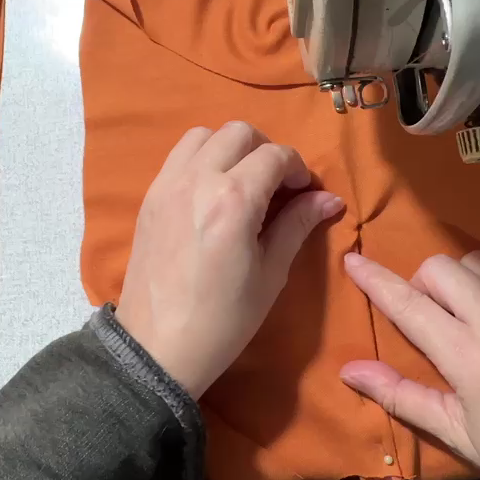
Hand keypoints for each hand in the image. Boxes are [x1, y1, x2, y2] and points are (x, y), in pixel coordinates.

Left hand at [115, 122, 343, 397]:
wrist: (157, 347)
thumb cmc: (224, 319)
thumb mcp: (271, 274)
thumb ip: (298, 225)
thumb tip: (330, 199)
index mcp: (234, 199)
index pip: (275, 156)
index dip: (298, 168)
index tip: (305, 192)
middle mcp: (198, 178)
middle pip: (239, 132)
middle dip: (265, 150)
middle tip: (276, 185)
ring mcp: (168, 183)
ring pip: (203, 134)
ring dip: (230, 148)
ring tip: (242, 183)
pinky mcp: (150, 195)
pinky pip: (178, 155)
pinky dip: (201, 158)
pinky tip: (212, 193)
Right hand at [340, 251, 479, 479]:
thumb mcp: (461, 437)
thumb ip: (401, 395)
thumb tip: (350, 369)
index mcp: (473, 360)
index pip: (408, 304)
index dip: (374, 280)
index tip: (352, 260)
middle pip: (441, 267)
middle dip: (423, 286)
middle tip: (432, 320)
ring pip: (479, 262)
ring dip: (463, 283)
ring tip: (472, 316)